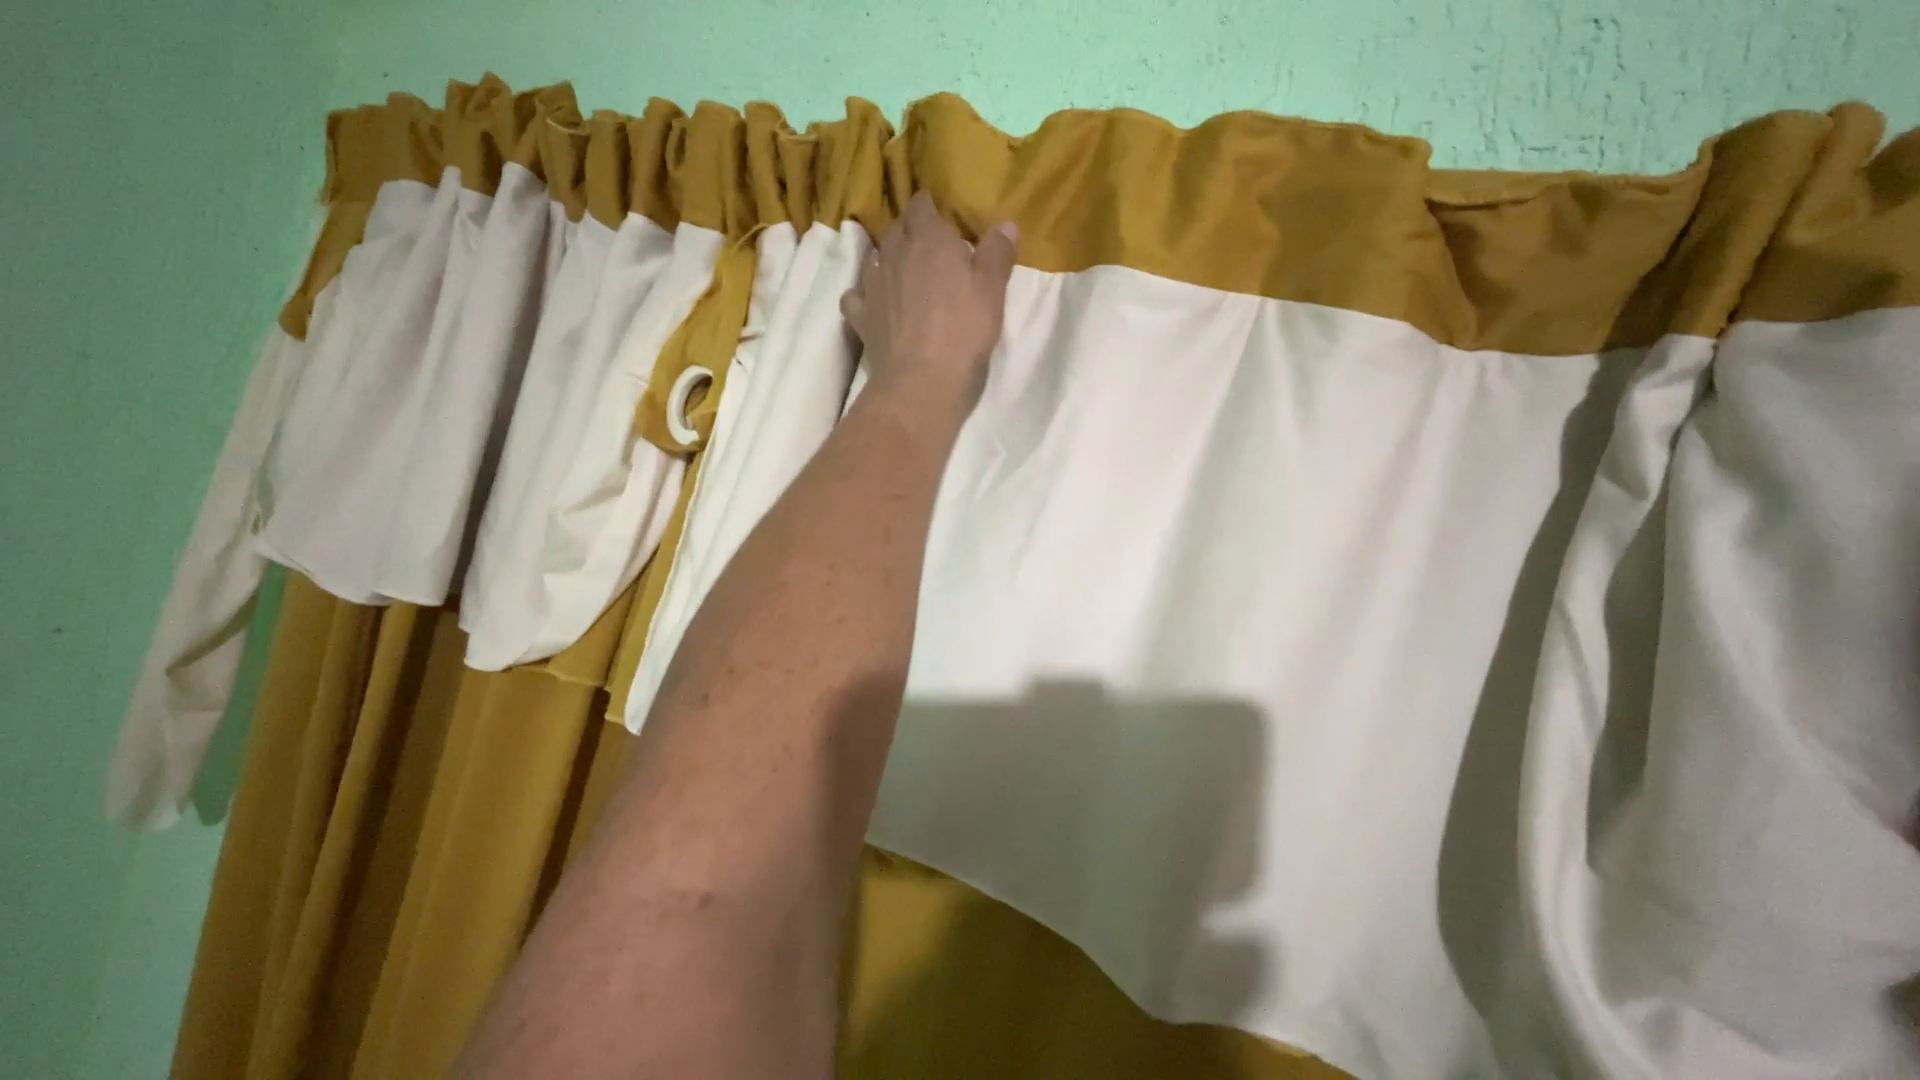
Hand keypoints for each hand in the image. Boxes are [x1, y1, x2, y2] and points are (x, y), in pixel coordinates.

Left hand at [841, 191, 1018, 413]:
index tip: (938, 214)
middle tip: (926, 244)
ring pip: (874, 258)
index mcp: (928, 239)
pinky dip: (863, 294)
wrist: (923, 379)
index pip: (920, 206)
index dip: (928, 206)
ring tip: (901, 270)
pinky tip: (873, 302)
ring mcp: (872, 285)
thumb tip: (1005, 225)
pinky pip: (855, 295)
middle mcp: (894, 254)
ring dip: (886, 259)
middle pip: (896, 229)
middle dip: (909, 230)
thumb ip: (997, 253)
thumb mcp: (992, 289)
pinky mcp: (860, 316)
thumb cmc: (965, 328)